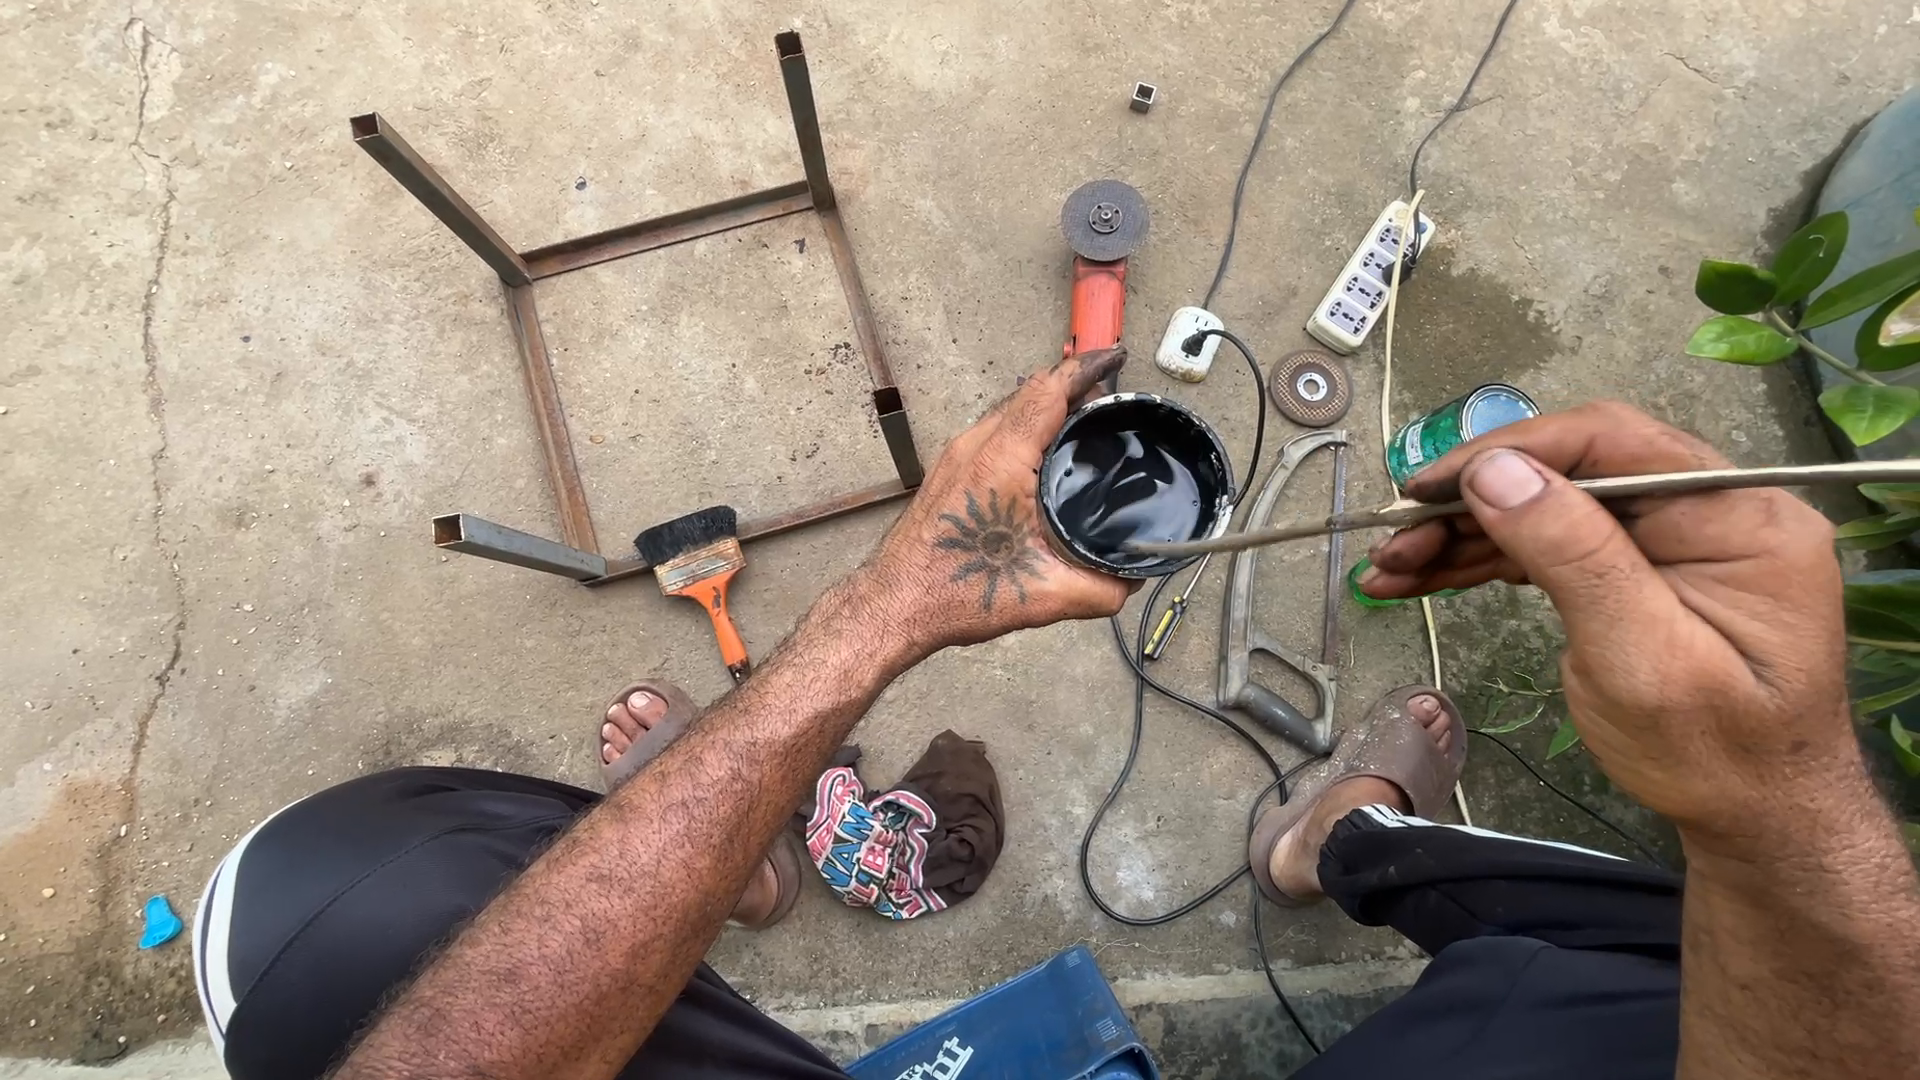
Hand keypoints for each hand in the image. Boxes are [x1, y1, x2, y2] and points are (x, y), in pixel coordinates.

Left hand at [865, 348, 1135, 652]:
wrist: (896, 603)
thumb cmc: (955, 592)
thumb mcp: (1045, 596)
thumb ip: (1102, 588)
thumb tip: (1132, 579)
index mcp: (1001, 460)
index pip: (1049, 390)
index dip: (1086, 369)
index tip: (1115, 358)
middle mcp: (974, 447)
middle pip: (1029, 392)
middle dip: (1072, 385)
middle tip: (1108, 398)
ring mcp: (955, 457)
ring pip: (1007, 410)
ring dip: (1044, 407)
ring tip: (1079, 421)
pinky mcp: (946, 471)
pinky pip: (990, 431)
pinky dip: (1021, 428)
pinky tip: (1038, 456)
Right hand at [1362, 402, 1852, 849]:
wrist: (1746, 812)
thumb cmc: (1711, 749)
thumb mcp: (1640, 656)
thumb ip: (1573, 556)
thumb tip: (1493, 473)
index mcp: (1732, 517)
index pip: (1608, 443)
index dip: (1507, 452)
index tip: (1426, 487)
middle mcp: (1693, 513)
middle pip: (1555, 477)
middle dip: (1463, 506)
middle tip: (1393, 542)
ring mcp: (1651, 541)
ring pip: (1529, 512)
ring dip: (1451, 538)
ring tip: (1386, 569)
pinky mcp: (1614, 569)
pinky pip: (1528, 548)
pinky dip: (1466, 563)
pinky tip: (1413, 579)